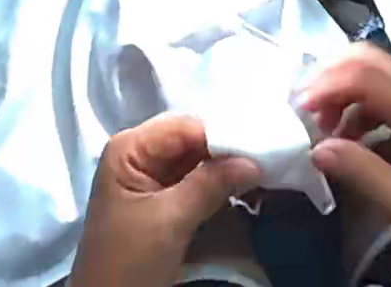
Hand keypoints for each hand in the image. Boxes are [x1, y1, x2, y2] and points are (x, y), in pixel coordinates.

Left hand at [70, 114, 261, 286]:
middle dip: (223, 150)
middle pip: (188, 139)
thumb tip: (253, 162)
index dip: (219, 135)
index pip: (182, 127)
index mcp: (129, 147)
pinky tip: (238, 187)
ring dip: (221, 168)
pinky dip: (213, 184)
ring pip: (192, 160)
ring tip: (258, 170)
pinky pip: (190, 180)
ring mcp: (146, 177)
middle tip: (262, 159)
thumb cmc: (128, 263)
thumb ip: (209, 185)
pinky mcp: (157, 201)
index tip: (257, 148)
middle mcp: (137, 152)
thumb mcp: (170, 222)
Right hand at [300, 46, 390, 286]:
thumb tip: (317, 148)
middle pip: (369, 60)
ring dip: (344, 93)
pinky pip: (387, 97)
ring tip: (324, 130)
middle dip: (331, 77)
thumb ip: (365, 175)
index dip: (327, 85)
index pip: (365, 75)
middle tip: (306, 111)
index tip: (299, 111)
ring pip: (376, 75)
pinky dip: (361, 109)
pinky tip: (352, 141)